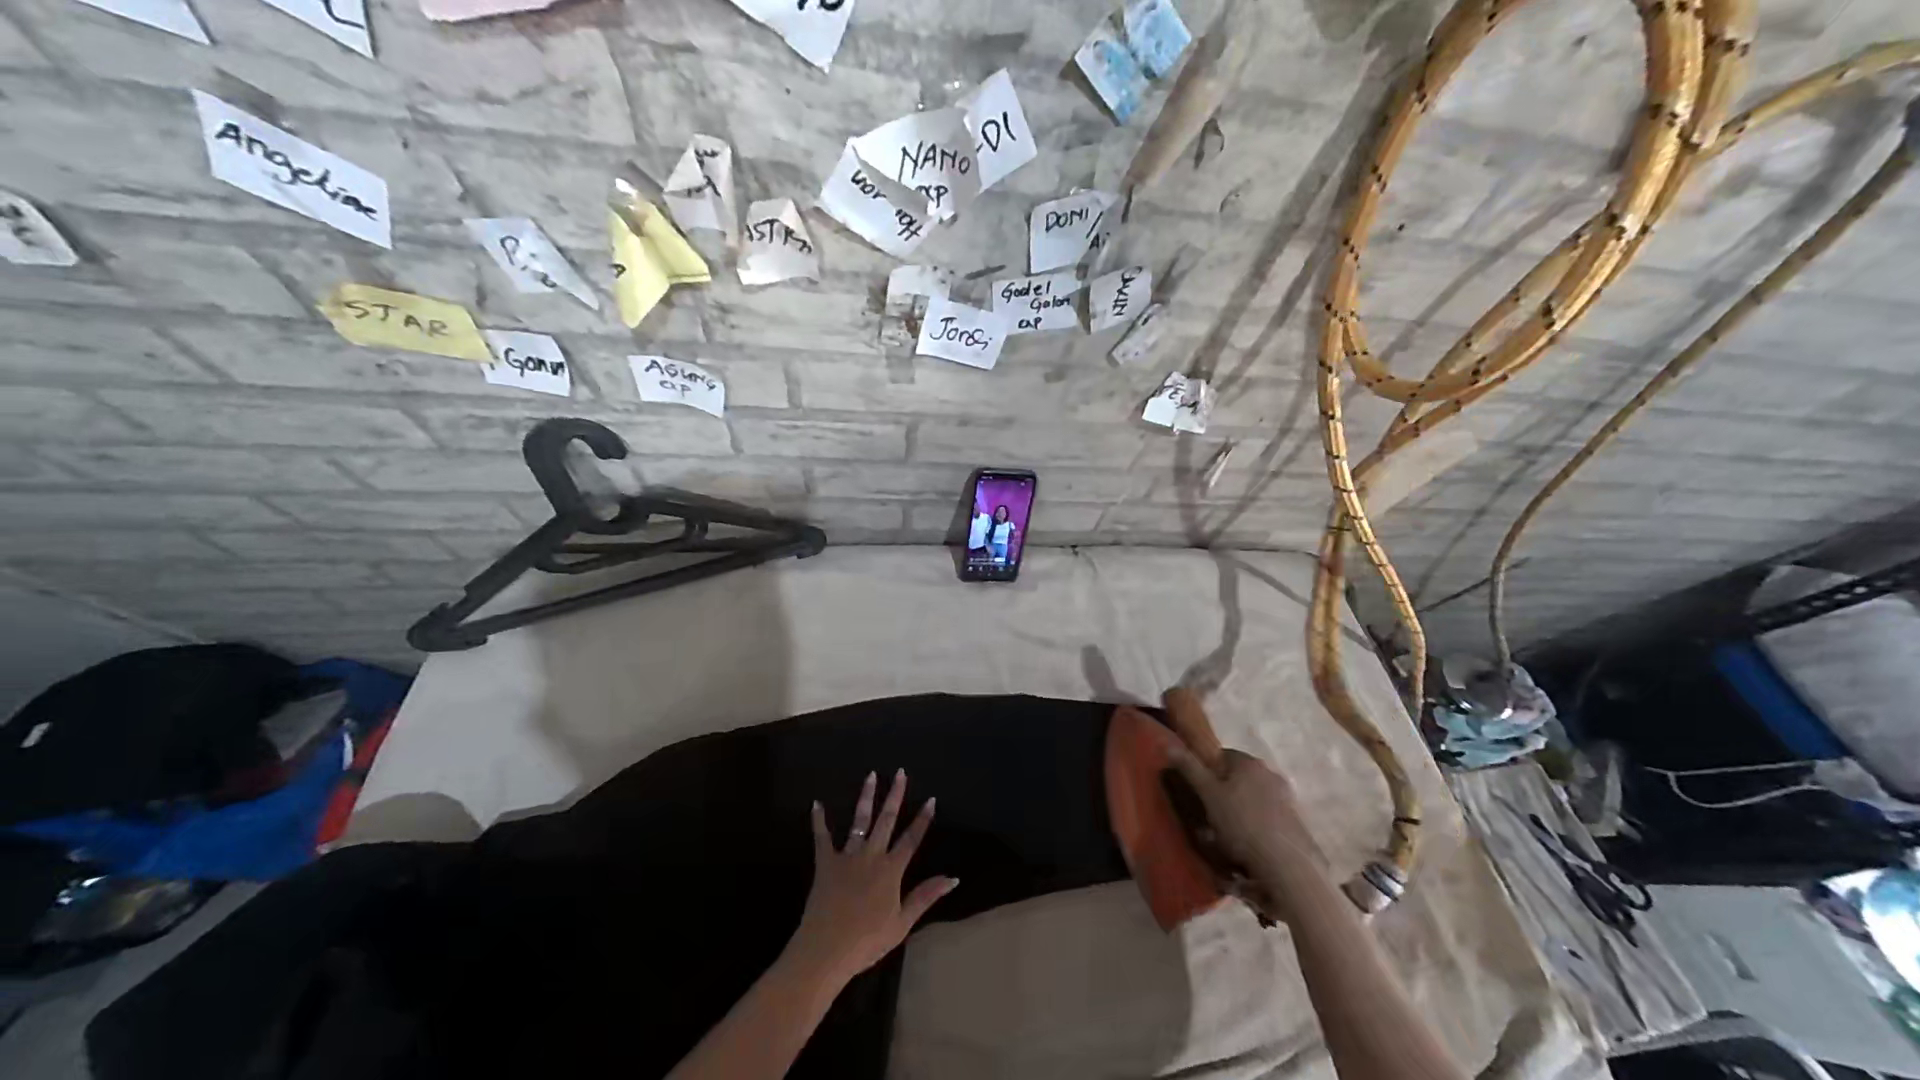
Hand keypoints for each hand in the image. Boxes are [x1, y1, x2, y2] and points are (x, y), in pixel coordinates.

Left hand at [789, 770, 956, 985]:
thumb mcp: (902, 923)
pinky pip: (822, 838)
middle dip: (895, 795)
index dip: (922, 819)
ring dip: (866, 797)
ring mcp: (847, 857)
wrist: (826, 949)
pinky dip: (819, 820)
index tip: (930, 799)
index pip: (911, 839)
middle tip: (900, 773)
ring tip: (871, 775)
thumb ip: (925, 896)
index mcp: (891, 870)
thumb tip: (953, 878)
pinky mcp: (825, 863)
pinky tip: (816, 803)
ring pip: (859, 821)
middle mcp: (871, 856)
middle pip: (886, 820)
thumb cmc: (867, 941)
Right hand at [1166, 744, 1327, 908]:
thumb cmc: (1241, 824)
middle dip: (1224, 791)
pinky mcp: (1296, 821)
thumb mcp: (1208, 795)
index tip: (1198, 790)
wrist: (1287, 866)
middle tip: (1209, 814)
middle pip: (1239, 777)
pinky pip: (1267, 816)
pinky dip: (1256, 825)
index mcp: (1248, 762)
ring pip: (1253, 797)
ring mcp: (1287, 797)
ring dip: (1240, 809)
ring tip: (1227, 836)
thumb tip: (1169, 744)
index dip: (1206, 770)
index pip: (1222, 755)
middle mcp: (1270, 773)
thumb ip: (1189, 768)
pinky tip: (1249, 845)